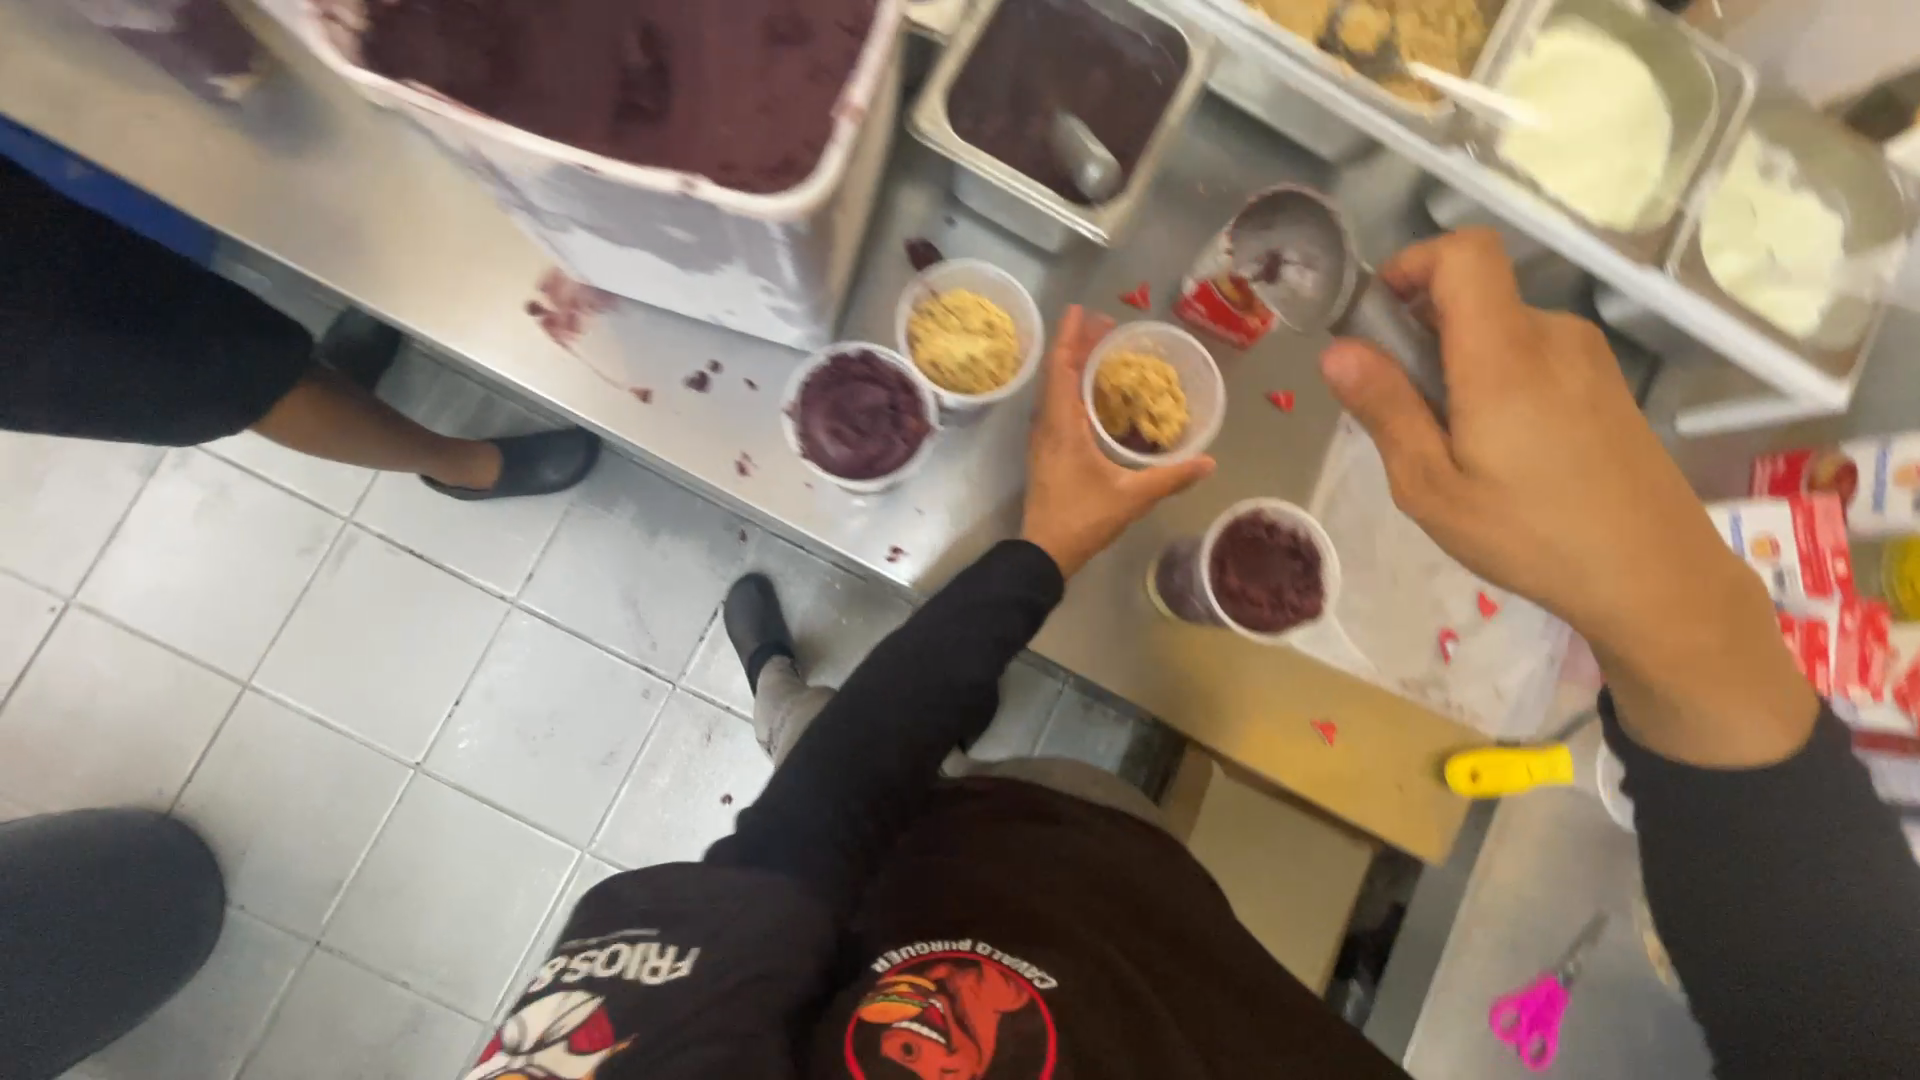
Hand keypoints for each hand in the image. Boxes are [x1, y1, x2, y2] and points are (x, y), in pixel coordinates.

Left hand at [1022, 306, 1214, 578]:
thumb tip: (1209, 462)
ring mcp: (1041, 441)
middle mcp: (1046, 426)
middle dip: (1075, 345)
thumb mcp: (1131, 498)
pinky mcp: (1044, 454)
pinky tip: (1088, 395)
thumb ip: (1170, 478)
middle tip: (1102, 325)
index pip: (1061, 369)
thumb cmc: (1083, 520)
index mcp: (1062, 426)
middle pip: (1056, 374)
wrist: (1043, 553)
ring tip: (1096, 351)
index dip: (1069, 337)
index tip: (1080, 310)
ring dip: (1070, 367)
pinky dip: (1069, 390)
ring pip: (1053, 392)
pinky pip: (1054, 409)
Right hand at [1319, 229, 1814, 766]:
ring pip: (1497, 331)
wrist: (1654, 577)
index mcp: (1504, 354)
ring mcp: (1586, 358)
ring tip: (1443, 442)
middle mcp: (1551, 337)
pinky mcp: (1603, 384)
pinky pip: (1528, 357)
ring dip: (1451, 363)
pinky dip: (1489, 379)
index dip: (1411, 264)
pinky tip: (1491, 449)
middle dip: (1417, 333)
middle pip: (1472, 296)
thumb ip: (1384, 408)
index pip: (1464, 253)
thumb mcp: (1429, 483)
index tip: (1373, 318)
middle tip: (1395, 410)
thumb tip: (1335, 350)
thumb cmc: (1527, 533)